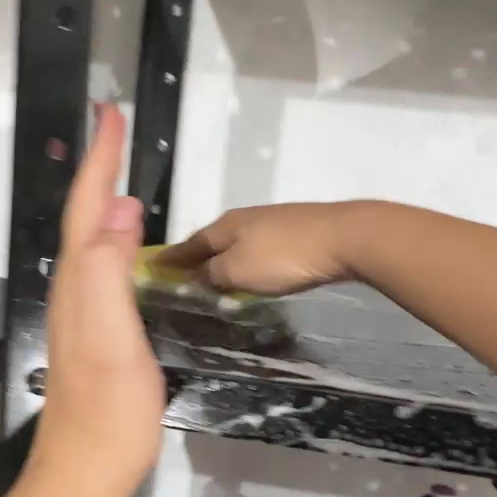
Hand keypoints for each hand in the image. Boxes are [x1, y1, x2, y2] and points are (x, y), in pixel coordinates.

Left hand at [27, 105, 165, 496]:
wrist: (85, 473)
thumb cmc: (106, 413)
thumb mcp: (112, 338)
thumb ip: (109, 272)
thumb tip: (119, 208)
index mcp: (79, 283)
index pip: (88, 208)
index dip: (99, 160)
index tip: (109, 112)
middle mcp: (73, 291)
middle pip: (83, 218)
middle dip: (97, 168)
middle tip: (114, 129)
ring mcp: (81, 316)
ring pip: (90, 242)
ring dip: (101, 201)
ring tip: (119, 172)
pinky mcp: (95, 337)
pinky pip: (102, 270)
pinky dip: (114, 242)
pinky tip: (127, 247)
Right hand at [156, 201, 374, 295]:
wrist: (345, 238)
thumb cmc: (283, 256)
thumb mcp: (238, 271)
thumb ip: (211, 274)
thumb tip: (192, 278)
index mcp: (225, 226)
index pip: (189, 244)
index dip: (171, 258)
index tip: (152, 266)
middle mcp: (244, 219)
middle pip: (212, 240)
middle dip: (195, 256)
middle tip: (180, 274)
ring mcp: (272, 223)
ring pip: (236, 242)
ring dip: (221, 258)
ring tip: (212, 275)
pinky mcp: (295, 232)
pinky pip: (257, 248)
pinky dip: (245, 260)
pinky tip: (250, 270)